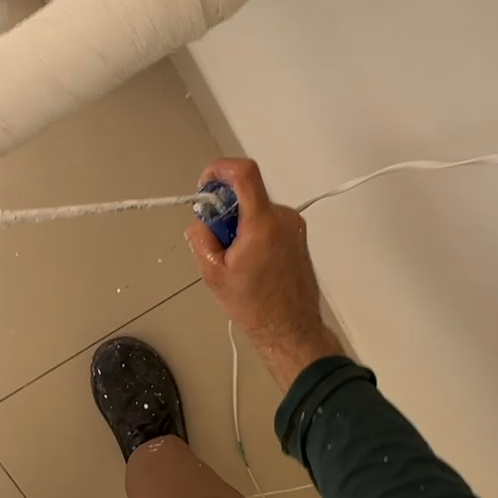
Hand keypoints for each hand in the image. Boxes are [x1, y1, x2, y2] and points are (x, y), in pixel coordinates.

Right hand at [186, 158, 343, 389]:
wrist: (290, 328)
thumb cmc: (253, 306)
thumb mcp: (213, 274)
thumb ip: (201, 239)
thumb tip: (199, 222)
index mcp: (262, 224)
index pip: (244, 174)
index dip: (220, 169)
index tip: (206, 185)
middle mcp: (283, 218)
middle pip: (246, 194)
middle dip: (224, 209)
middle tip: (214, 240)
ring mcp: (294, 226)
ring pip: (256, 209)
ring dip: (238, 224)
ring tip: (233, 258)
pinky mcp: (298, 235)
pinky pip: (268, 221)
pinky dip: (252, 231)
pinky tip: (249, 261)